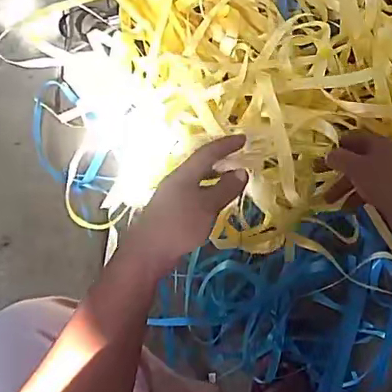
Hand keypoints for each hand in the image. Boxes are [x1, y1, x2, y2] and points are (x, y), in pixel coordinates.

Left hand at [119, 135, 247, 274]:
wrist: (147, 253)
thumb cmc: (179, 226)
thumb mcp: (207, 206)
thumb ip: (225, 188)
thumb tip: (241, 171)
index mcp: (184, 174)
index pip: (208, 153)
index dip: (226, 145)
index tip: (243, 138)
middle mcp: (176, 181)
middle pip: (200, 165)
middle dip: (220, 160)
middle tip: (239, 158)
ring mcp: (172, 197)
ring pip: (197, 180)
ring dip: (215, 177)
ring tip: (232, 180)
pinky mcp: (171, 212)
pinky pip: (194, 194)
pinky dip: (208, 192)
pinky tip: (215, 203)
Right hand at [325, 130, 391, 236]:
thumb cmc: (384, 184)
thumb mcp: (358, 169)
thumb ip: (340, 159)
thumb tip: (328, 154)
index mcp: (377, 144)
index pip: (352, 137)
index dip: (335, 145)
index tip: (319, 156)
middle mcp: (383, 155)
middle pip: (355, 158)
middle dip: (336, 170)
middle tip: (317, 178)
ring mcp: (389, 173)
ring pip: (360, 176)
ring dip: (343, 187)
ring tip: (328, 201)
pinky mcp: (391, 191)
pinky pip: (369, 190)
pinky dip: (356, 197)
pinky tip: (346, 208)